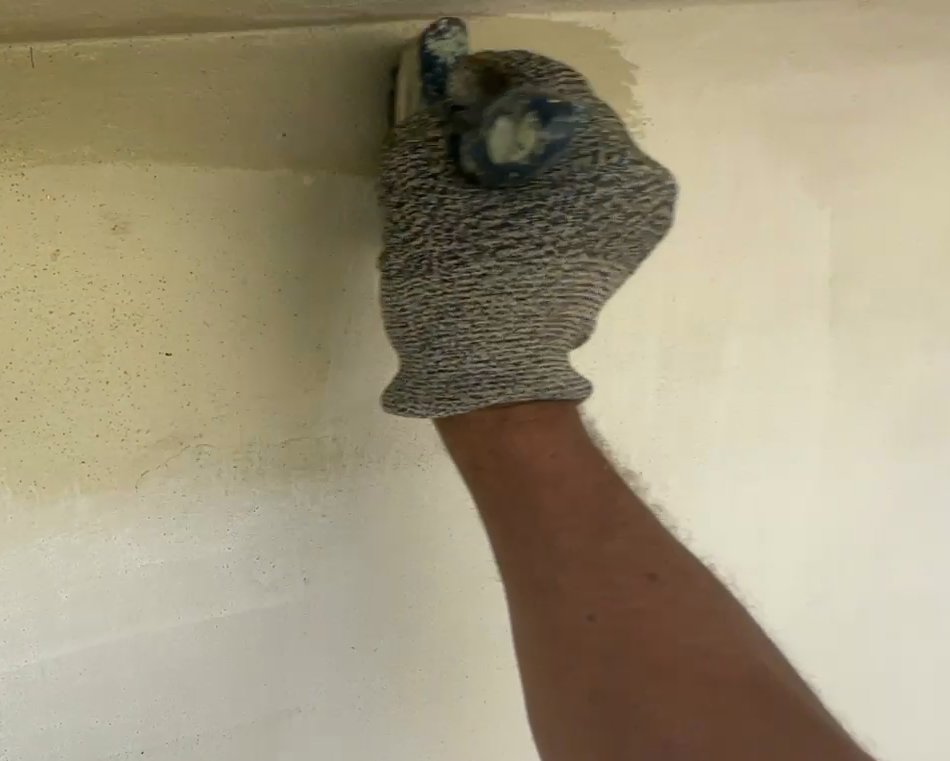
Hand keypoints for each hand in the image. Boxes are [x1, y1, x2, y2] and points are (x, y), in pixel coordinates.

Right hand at [377, 51, 677, 418]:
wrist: (485, 389)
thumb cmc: (456, 296)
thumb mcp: (420, 214)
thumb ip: (421, 148)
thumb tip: (430, 120)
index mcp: (600, 162)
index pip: (546, 88)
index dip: (492, 76)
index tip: (452, 83)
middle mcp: (635, 186)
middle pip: (559, 131)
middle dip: (502, 130)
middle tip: (450, 145)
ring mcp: (629, 230)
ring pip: (563, 173)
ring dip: (514, 170)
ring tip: (464, 193)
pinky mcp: (607, 264)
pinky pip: (567, 210)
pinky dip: (527, 205)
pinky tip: (488, 228)